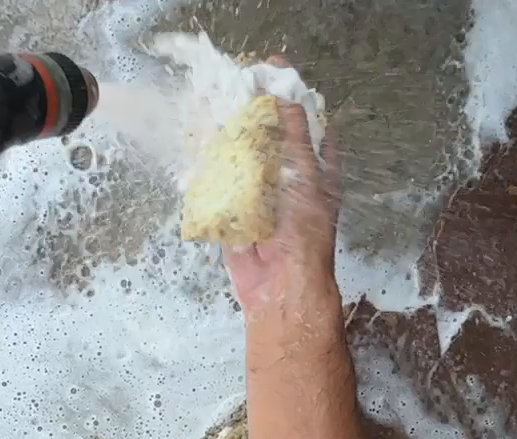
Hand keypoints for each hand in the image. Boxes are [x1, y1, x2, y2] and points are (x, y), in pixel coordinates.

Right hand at [223, 88, 342, 332]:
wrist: (281, 285)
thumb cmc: (304, 233)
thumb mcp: (306, 175)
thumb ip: (293, 135)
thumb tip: (284, 94)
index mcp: (315, 169)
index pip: (305, 123)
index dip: (290, 99)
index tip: (270, 75)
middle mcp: (287, 180)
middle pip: (269, 139)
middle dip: (252, 119)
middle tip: (235, 92)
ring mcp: (259, 198)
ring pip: (242, 161)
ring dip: (229, 144)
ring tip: (215, 115)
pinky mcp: (235, 215)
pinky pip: (222, 190)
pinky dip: (212, 174)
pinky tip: (202, 151)